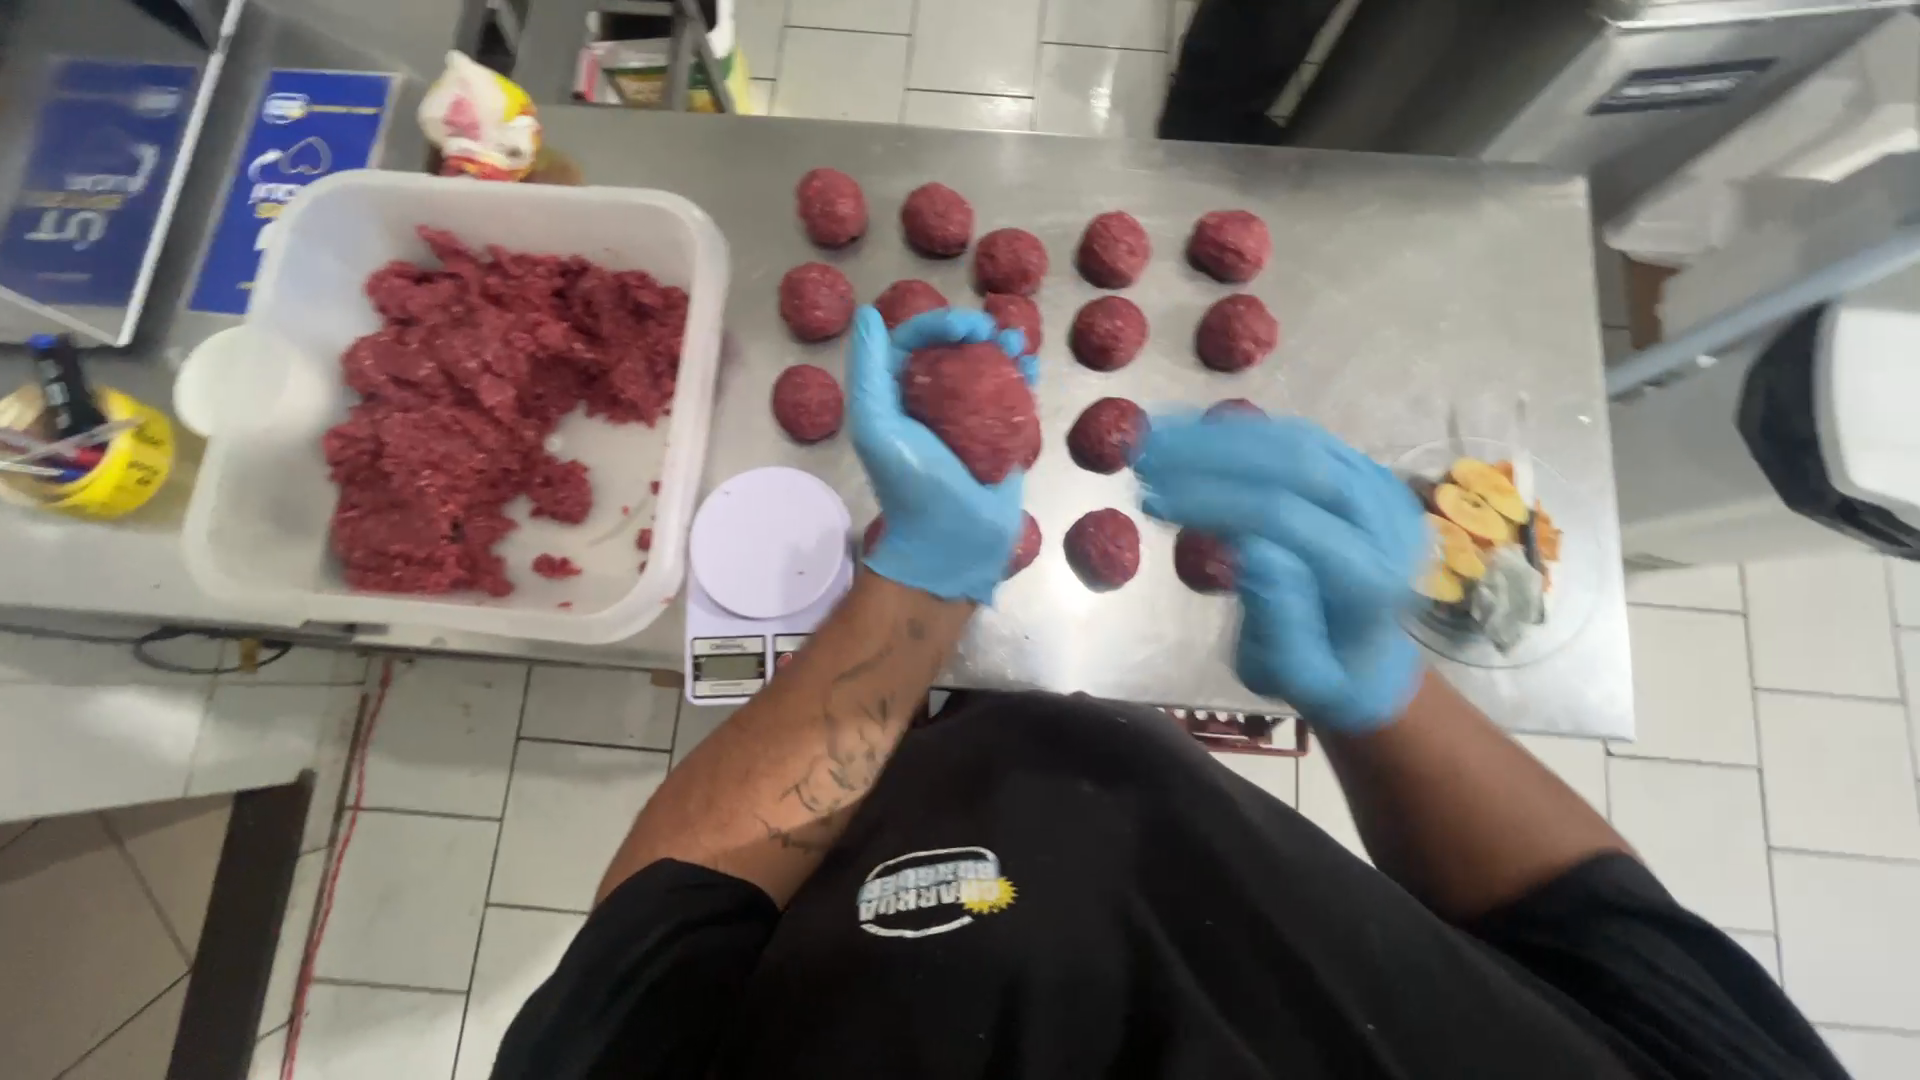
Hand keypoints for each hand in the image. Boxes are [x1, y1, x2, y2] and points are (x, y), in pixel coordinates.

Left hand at [848, 305, 1033, 603]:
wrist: (954, 543)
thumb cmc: (913, 486)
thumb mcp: (877, 427)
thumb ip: (868, 371)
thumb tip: (868, 313)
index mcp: (895, 398)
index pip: (912, 342)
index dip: (938, 324)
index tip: (968, 327)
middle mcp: (929, 404)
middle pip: (952, 350)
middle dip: (976, 332)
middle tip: (996, 333)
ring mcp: (966, 420)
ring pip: (984, 370)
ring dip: (1003, 349)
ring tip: (1020, 345)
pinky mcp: (997, 437)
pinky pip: (1009, 398)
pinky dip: (1021, 378)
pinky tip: (1032, 368)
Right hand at [1134, 415, 1426, 733]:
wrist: (1373, 659)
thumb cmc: (1324, 676)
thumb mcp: (1296, 678)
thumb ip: (1281, 624)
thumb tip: (1253, 550)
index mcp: (1372, 578)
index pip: (1285, 518)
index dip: (1213, 500)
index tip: (1150, 499)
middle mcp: (1387, 522)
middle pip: (1297, 465)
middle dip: (1211, 454)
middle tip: (1145, 455)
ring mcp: (1381, 490)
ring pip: (1297, 441)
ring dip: (1220, 436)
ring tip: (1156, 438)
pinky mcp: (1364, 473)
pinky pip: (1299, 439)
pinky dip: (1241, 432)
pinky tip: (1192, 432)